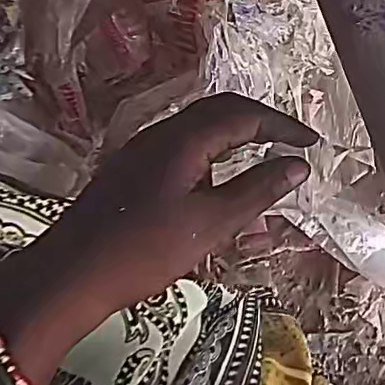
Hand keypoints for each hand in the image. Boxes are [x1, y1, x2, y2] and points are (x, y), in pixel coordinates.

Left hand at [17, 93, 317, 322]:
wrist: (73, 273)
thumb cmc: (145, 250)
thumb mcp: (211, 224)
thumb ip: (257, 191)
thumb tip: (297, 165)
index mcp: (184, 139)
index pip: (244, 116)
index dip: (282, 126)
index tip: (311, 143)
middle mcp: (163, 133)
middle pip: (221, 112)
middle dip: (260, 124)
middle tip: (290, 144)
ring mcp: (145, 148)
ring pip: (201, 129)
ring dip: (236, 138)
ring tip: (263, 162)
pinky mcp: (134, 168)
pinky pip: (184, 148)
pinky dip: (213, 156)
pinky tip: (220, 184)